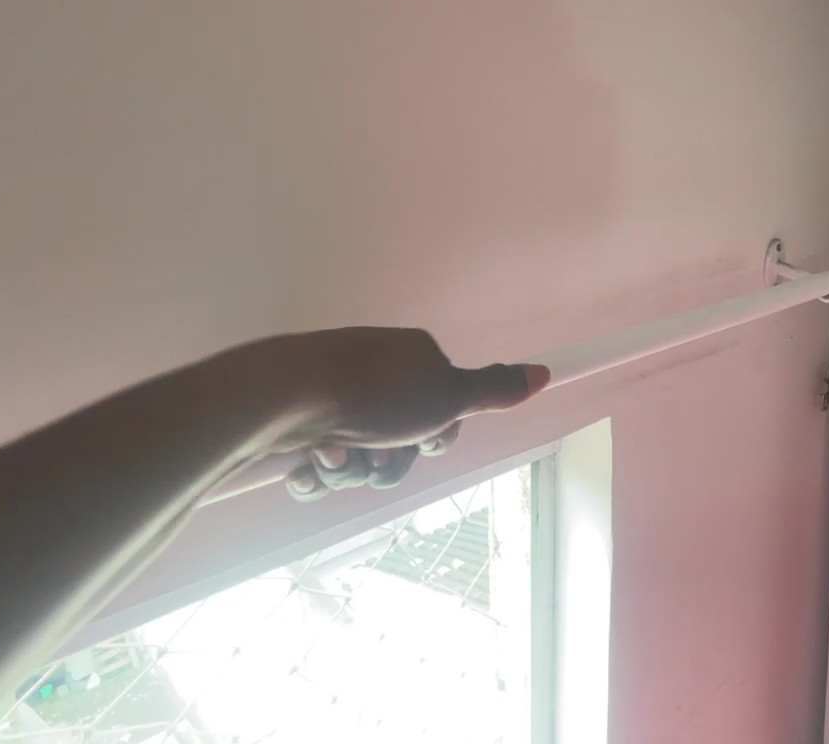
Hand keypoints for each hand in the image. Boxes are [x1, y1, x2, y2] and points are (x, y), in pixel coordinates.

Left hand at [226, 328, 546, 500]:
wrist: (284, 394)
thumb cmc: (376, 395)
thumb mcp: (448, 395)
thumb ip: (494, 389)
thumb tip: (544, 373)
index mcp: (414, 357)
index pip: (440, 407)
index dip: (434, 436)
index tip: (423, 440)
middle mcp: (377, 371)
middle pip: (400, 437)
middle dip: (389, 461)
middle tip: (376, 459)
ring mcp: (334, 394)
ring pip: (359, 453)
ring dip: (352, 469)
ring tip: (335, 459)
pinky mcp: (295, 417)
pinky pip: (317, 458)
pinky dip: (317, 471)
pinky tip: (310, 466)